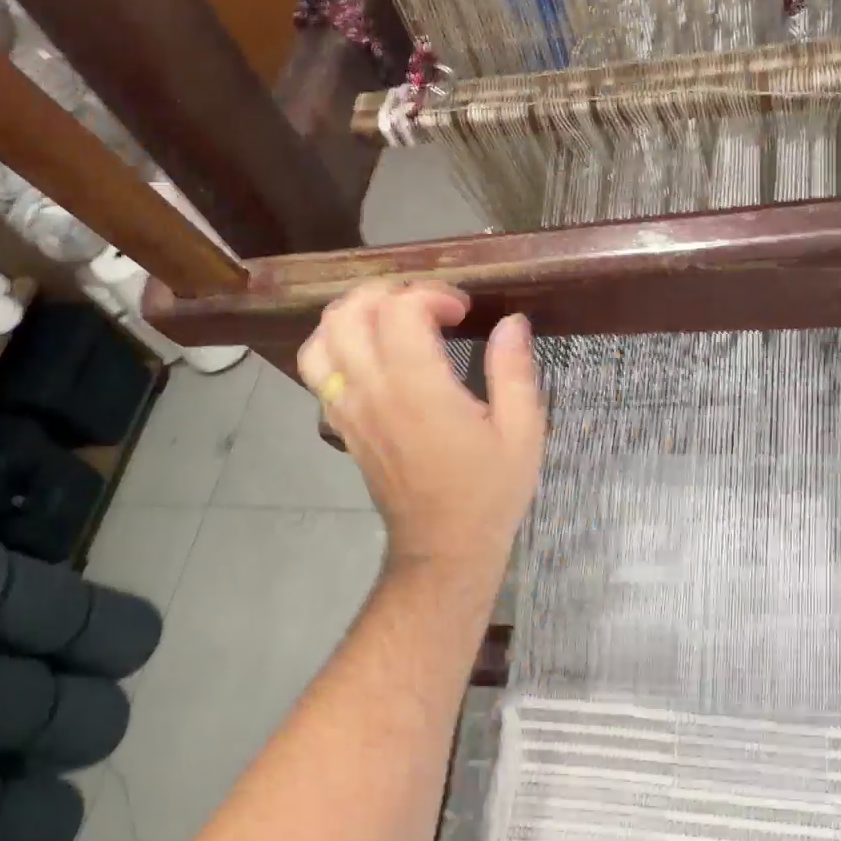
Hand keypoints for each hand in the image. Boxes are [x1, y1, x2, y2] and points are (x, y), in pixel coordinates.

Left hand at [297, 280, 544, 578]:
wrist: (444, 548)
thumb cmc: (489, 492)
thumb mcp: (522, 433)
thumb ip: (514, 372)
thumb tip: (513, 324)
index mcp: (419, 389)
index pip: (400, 309)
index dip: (431, 295)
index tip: (462, 312)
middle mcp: (374, 391)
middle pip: (349, 313)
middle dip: (387, 292)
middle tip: (424, 307)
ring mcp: (350, 409)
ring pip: (322, 338)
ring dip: (353, 316)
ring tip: (389, 322)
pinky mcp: (343, 425)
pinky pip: (318, 371)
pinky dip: (336, 347)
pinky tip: (371, 356)